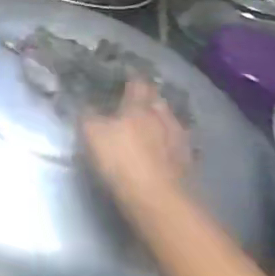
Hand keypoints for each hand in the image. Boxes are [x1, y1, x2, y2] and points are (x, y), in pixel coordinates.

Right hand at [80, 79, 192, 201]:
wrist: (159, 200)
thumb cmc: (121, 160)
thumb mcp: (92, 134)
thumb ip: (88, 115)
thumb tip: (86, 104)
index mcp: (138, 106)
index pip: (137, 82)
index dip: (131, 77)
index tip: (125, 75)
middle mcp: (162, 116)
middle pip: (157, 100)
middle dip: (148, 97)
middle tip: (137, 99)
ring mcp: (179, 139)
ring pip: (170, 120)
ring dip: (161, 118)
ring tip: (150, 123)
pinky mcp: (188, 162)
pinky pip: (177, 142)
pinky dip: (169, 141)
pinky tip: (163, 147)